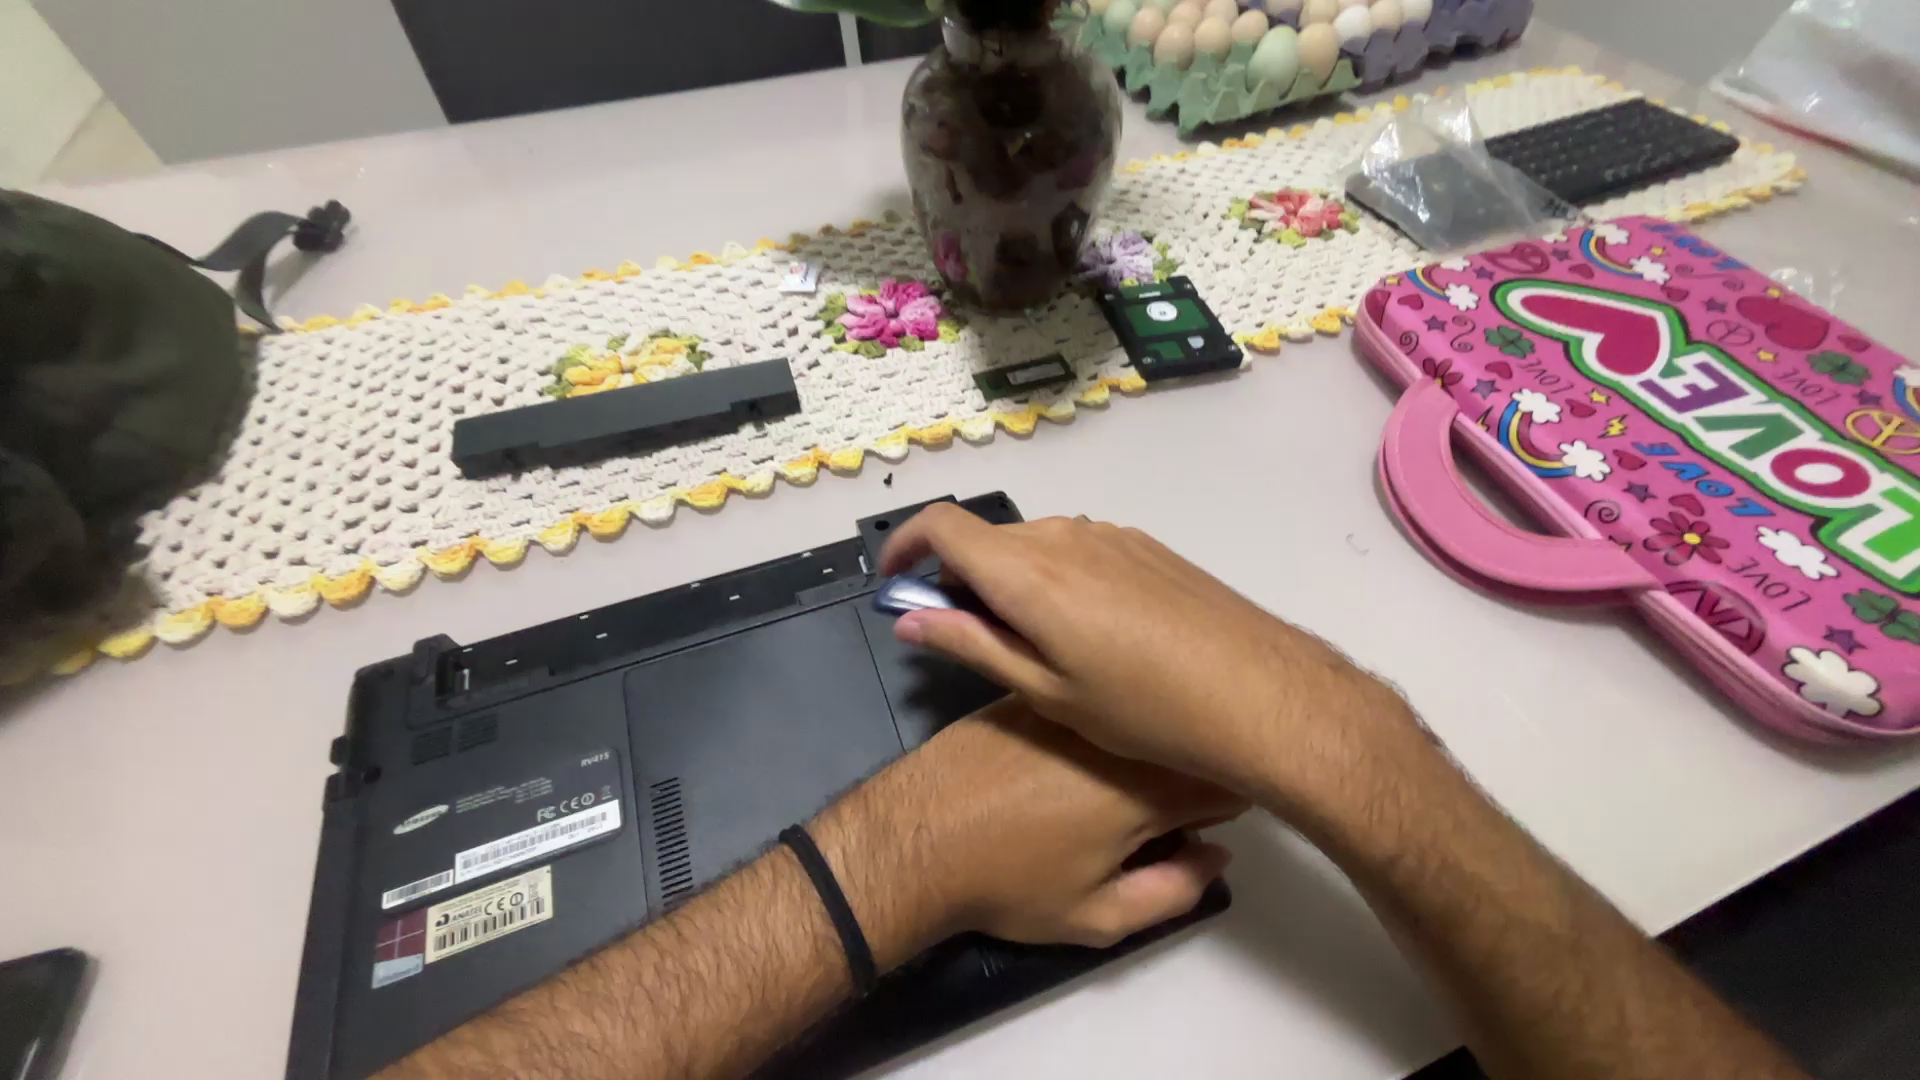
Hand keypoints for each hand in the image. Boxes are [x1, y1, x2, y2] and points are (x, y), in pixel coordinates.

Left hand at [814, 697, 1244, 962]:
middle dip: (1184, 767)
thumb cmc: (1008, 884)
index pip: (1223, 779)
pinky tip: (1062, 756)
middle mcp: (1115, 733)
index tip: (1202, 819)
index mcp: (1144, 788)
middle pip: (1180, 738)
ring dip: (1137, 741)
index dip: (1225, 800)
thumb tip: (1217, 855)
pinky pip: (1081, 703)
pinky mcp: (1029, 692)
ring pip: (1130, 715)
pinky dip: (1092, 724)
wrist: (917, 836)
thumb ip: (1175, 891)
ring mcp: (1069, 706)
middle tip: (1153, 807)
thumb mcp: (1098, 918)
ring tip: (1104, 780)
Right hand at [877, 505, 1420, 820]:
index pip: (942, 525)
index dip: (905, 547)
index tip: (897, 585)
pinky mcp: (1143, 545)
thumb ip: (971, 643)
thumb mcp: (1046, 689)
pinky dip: (1051, 574)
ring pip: (1032, 543)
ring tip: (1028, 640)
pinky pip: (1076, 547)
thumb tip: (909, 616)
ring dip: (1007, 577)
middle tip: (962, 634)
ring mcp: (1109, 534)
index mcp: (1027, 569)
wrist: (1260, 692)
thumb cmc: (1141, 707)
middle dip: (958, 575)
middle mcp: (1064, 534)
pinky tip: (1084, 629)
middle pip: (987, 536)